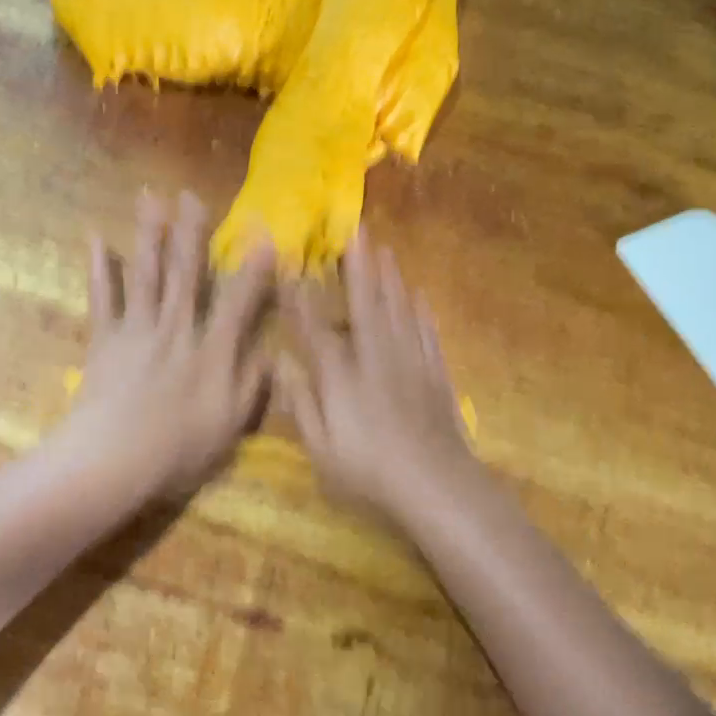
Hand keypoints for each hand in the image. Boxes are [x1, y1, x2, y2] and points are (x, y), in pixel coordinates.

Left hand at [61, 189, 276, 498]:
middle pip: (186, 274)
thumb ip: (251, 386)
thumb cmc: (176, 451)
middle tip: (191, 195)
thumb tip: (272, 353)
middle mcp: (177, 330)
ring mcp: (137, 331)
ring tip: (150, 197)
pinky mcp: (104, 340)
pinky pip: (101, 298)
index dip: (254, 268)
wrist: (113, 459)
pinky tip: (97, 239)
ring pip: (146, 274)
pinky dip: (100, 268)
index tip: (264, 234)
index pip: (239, 302)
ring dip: (149, 233)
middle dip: (192, 233)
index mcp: (212, 352)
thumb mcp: (229, 427)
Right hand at [278, 233, 474, 518]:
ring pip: (399, 310)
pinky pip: (427, 333)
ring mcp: (410, 363)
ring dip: (390, 279)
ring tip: (384, 250)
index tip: (291, 264)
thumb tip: (279, 364)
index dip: (300, 296)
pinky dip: (421, 312)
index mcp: (340, 376)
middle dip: (358, 267)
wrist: (436, 484)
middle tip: (355, 231)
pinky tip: (418, 298)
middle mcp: (375, 357)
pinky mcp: (436, 376)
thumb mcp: (320, 447)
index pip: (313, 327)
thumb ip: (301, 403)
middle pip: (365, 303)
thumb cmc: (368, 471)